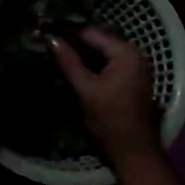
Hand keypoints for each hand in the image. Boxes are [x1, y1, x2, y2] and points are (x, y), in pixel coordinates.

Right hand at [50, 28, 162, 166]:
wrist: (134, 151)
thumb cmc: (110, 119)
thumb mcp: (86, 88)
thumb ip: (69, 62)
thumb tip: (51, 39)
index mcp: (125, 52)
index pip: (91, 33)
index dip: (68, 34)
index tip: (48, 35)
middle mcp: (135, 53)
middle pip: (99, 41)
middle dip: (76, 44)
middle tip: (52, 47)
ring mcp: (137, 66)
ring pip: (104, 53)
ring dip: (85, 56)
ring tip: (60, 58)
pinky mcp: (134, 78)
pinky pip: (111, 63)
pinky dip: (95, 65)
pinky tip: (78, 70)